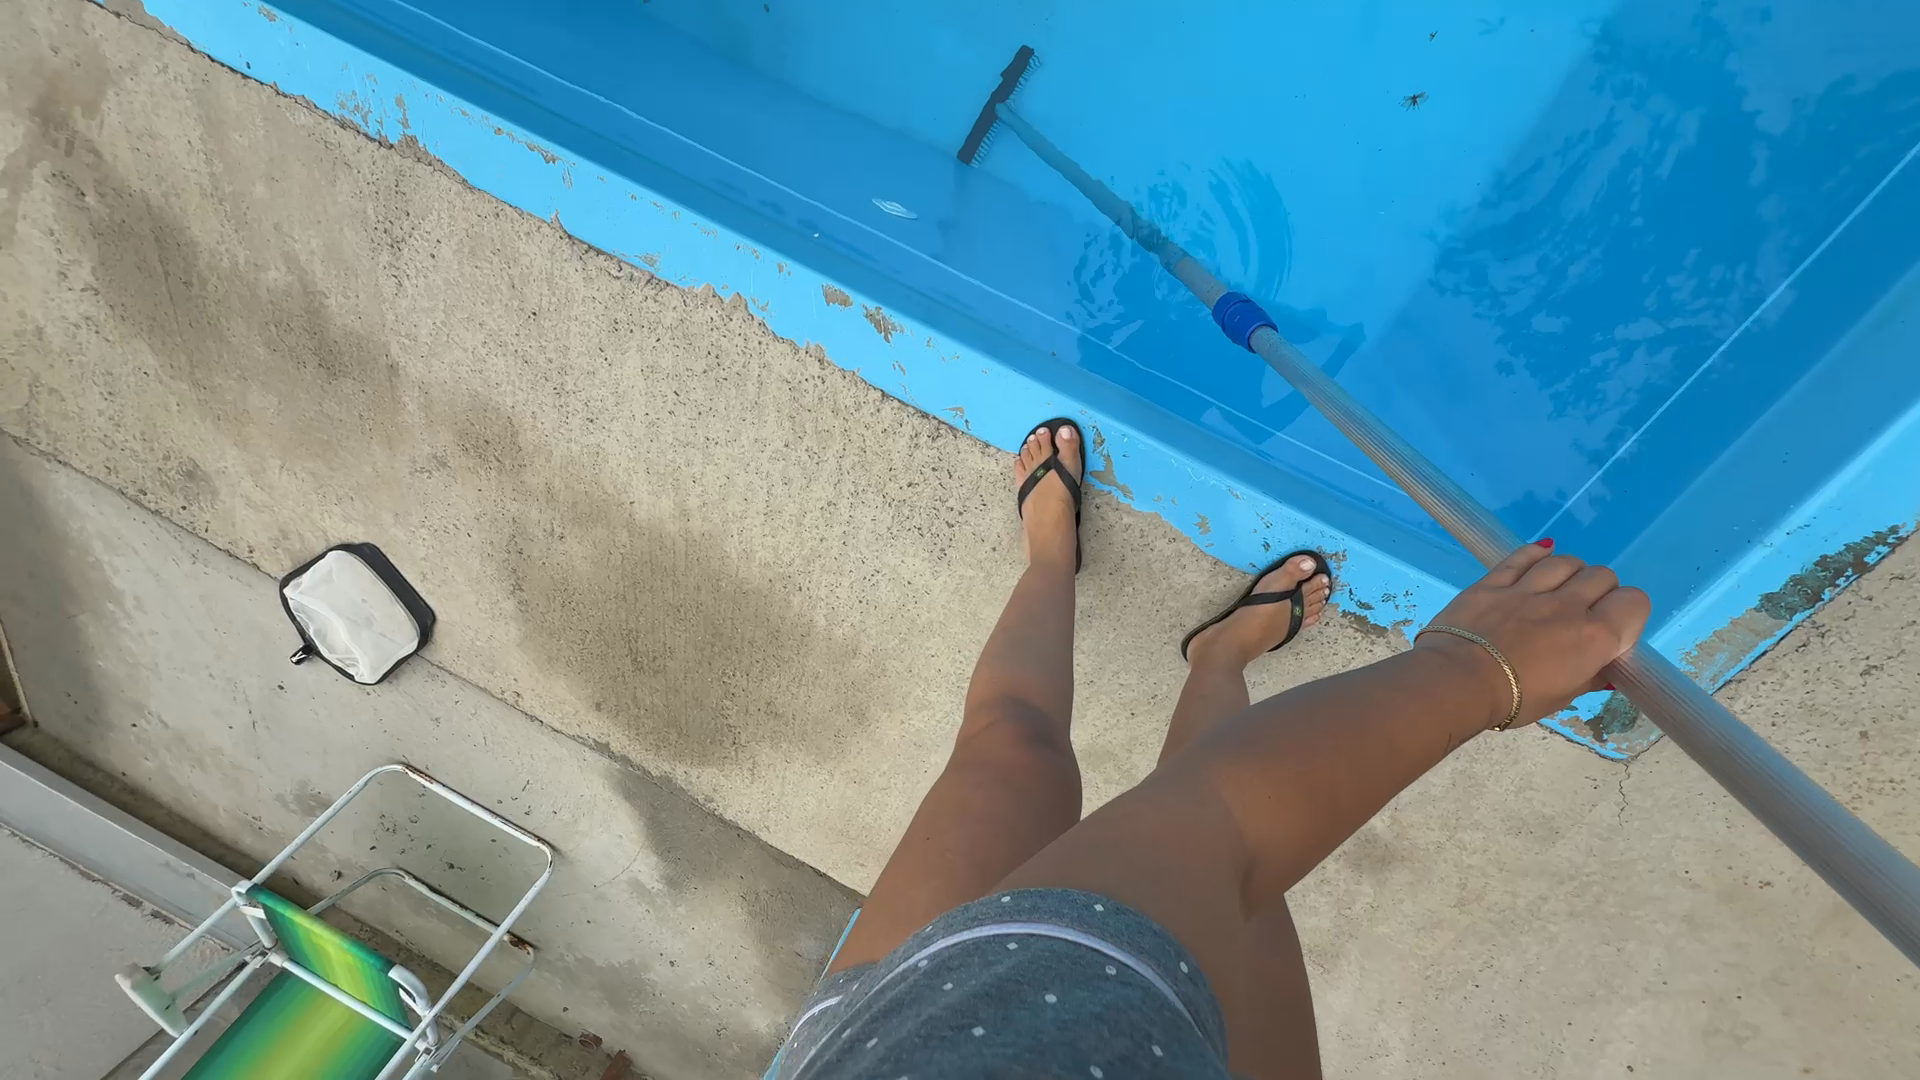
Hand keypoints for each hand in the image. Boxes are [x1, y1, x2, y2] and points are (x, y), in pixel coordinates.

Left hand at [1417, 541, 1649, 727]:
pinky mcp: (1489, 584)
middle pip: (1600, 576)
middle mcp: (1566, 606)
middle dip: (1598, 588)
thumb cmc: (1515, 698)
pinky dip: (1533, 553)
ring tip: (1560, 583)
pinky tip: (1540, 553)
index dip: (1626, 609)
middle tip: (1581, 605)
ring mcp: (1525, 591)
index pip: (1634, 601)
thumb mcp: (1564, 695)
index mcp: (1595, 636)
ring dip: (1569, 570)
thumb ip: (1589, 676)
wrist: (1457, 680)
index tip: (1610, 621)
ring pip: (1562, 562)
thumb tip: (1603, 670)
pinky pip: (1518, 558)